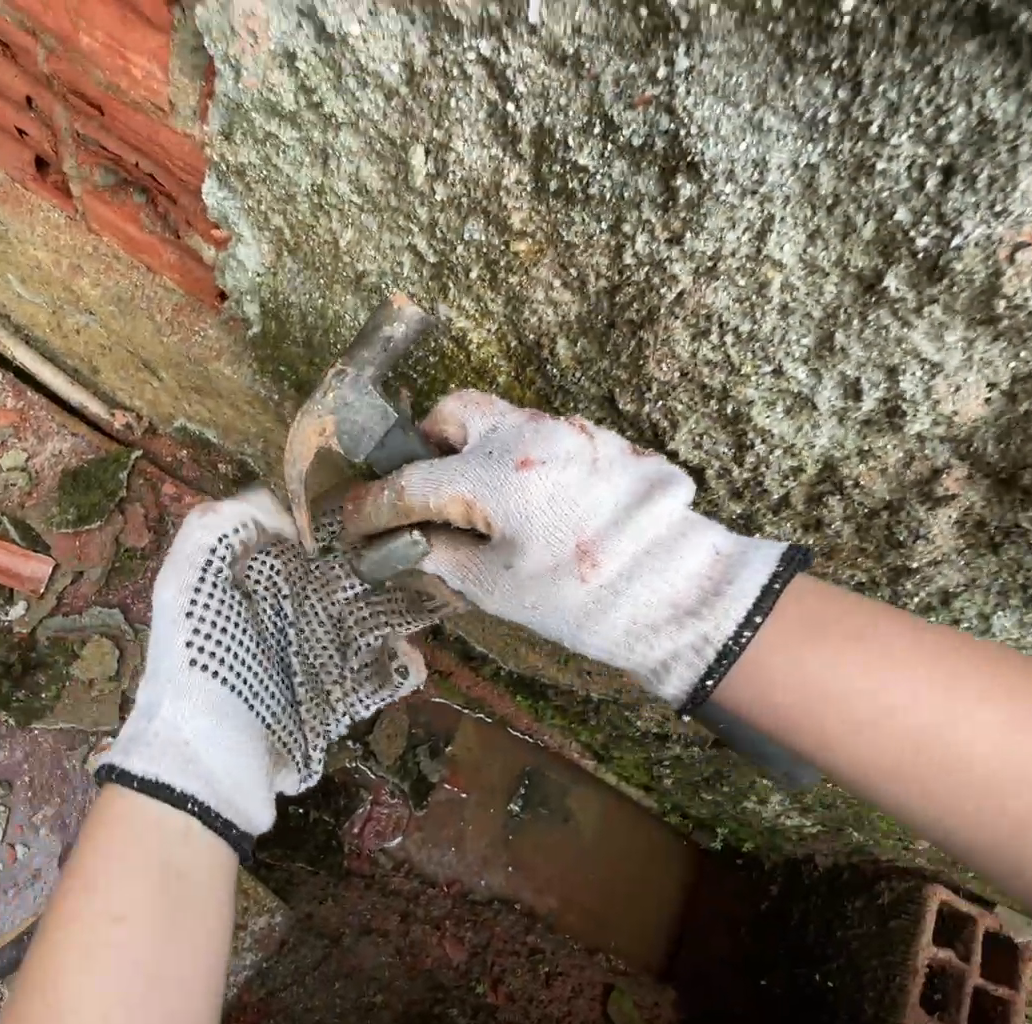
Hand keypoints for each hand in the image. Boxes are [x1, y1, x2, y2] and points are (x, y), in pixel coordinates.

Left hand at [97, 489, 428, 858]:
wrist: (209, 758)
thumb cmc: (200, 659)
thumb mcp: (188, 579)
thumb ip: (221, 526)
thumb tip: (281, 509)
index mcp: (260, 579)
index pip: (309, 536)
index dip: (342, 518)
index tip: (378, 504)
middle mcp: (294, 611)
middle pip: (352, 574)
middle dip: (387, 558)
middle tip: (425, 546)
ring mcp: (321, 655)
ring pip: (376, 618)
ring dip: (405, 606)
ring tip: (436, 594)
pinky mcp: (340, 697)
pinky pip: (382, 675)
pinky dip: (403, 665)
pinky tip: (410, 656)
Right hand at [342, 391, 808, 708]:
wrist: (681, 596)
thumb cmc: (582, 602)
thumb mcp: (495, 588)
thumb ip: (435, 555)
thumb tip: (394, 545)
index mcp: (497, 479)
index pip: (410, 484)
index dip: (372, 506)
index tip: (350, 522)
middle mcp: (529, 438)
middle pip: (453, 412)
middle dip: (425, 447)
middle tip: (423, 491)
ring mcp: (568, 432)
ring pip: (497, 417)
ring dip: (470, 449)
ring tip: (475, 500)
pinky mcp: (597, 440)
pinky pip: (535, 434)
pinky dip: (511, 458)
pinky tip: (526, 503)